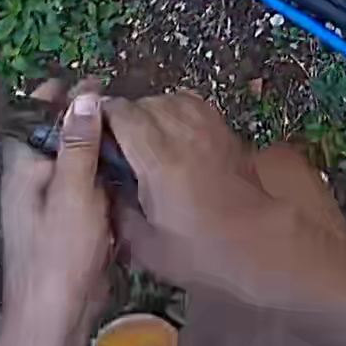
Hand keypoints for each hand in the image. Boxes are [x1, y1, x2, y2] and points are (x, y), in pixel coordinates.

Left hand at [0, 79, 111, 345]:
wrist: (59, 316)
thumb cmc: (58, 255)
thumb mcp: (73, 191)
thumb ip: (79, 144)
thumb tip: (85, 97)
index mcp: (24, 168)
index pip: (29, 117)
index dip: (54, 96)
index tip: (85, 83)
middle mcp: (34, 179)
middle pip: (56, 133)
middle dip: (84, 116)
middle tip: (114, 103)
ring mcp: (53, 198)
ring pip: (76, 157)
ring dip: (98, 143)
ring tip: (127, 128)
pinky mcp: (71, 216)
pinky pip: (88, 180)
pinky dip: (104, 169)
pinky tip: (126, 166)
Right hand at [105, 92, 345, 307]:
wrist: (254, 238)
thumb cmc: (198, 249)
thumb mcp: (146, 245)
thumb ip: (119, 210)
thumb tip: (103, 184)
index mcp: (159, 159)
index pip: (124, 115)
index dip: (103, 116)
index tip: (91, 128)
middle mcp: (181, 131)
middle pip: (144, 103)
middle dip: (124, 116)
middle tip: (116, 140)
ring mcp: (205, 124)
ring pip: (167, 97)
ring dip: (150, 111)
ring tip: (143, 135)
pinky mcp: (220, 124)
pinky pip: (189, 101)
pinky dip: (174, 107)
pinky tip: (170, 128)